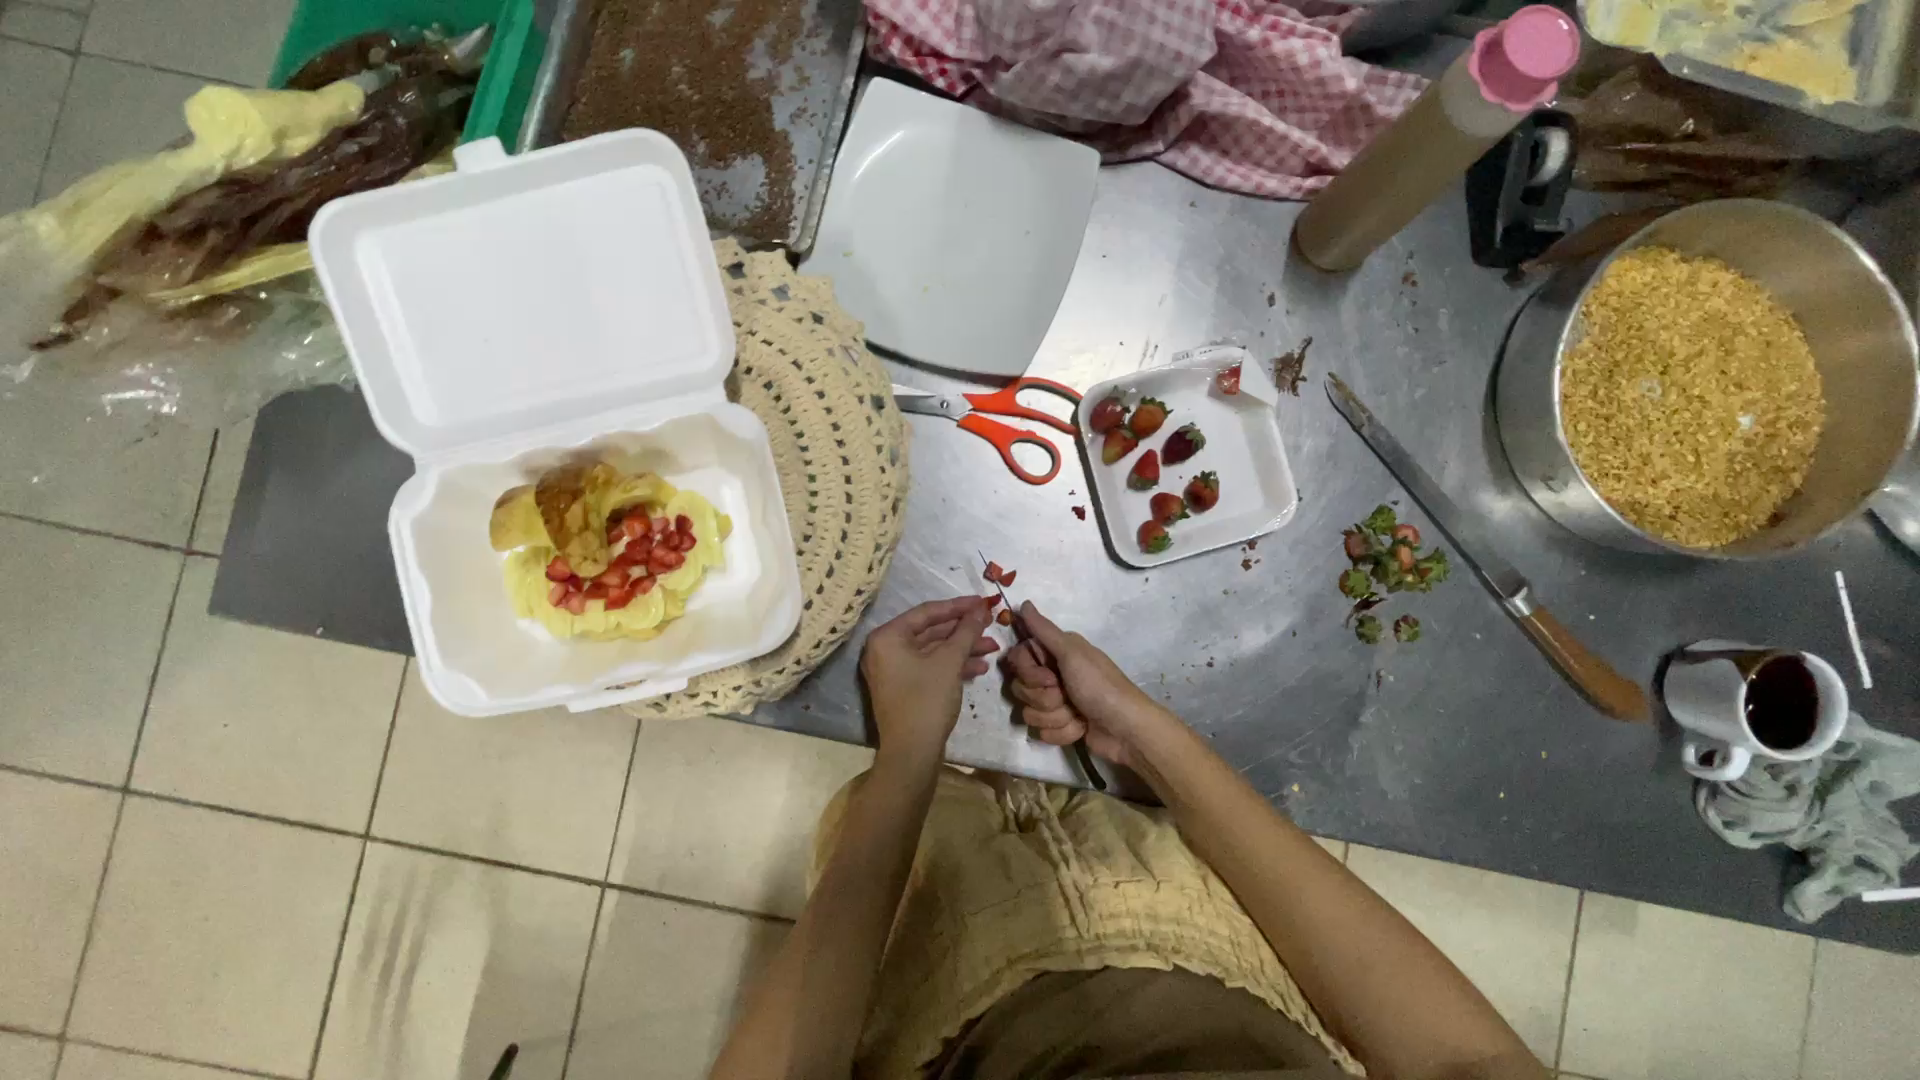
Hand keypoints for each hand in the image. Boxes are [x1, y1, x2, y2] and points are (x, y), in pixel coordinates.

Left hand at [860, 596, 999, 763]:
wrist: (912, 752)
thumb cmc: (927, 699)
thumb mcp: (949, 661)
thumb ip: (966, 631)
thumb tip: (980, 610)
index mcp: (888, 637)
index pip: (927, 612)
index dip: (958, 606)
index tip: (982, 601)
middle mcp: (885, 650)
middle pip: (930, 631)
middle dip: (963, 631)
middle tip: (990, 625)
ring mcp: (893, 671)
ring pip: (933, 651)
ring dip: (962, 649)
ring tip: (992, 648)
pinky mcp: (903, 688)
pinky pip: (929, 667)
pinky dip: (952, 666)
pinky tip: (979, 668)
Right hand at [1003, 602, 1173, 766]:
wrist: (1126, 729)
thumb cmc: (1100, 686)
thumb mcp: (1072, 654)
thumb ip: (1044, 630)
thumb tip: (1023, 603)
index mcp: (1056, 653)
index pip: (1018, 659)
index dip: (1028, 672)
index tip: (1049, 677)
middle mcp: (1054, 674)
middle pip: (1021, 687)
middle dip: (1043, 697)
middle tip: (1066, 696)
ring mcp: (1057, 702)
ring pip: (1030, 712)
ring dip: (1056, 716)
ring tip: (1078, 715)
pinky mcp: (1061, 726)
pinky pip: (1043, 732)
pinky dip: (1063, 732)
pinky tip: (1081, 728)